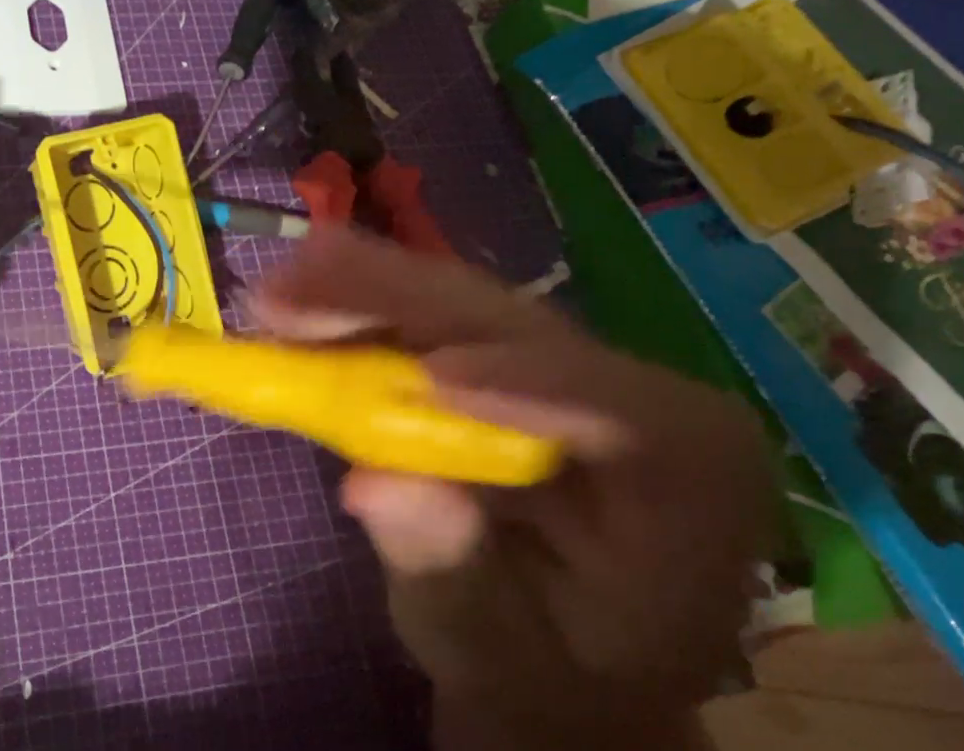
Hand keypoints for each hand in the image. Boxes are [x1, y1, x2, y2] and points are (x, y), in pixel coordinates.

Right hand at [251, 229, 771, 748]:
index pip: (644, 422)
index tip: (429, 377)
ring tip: (275, 294)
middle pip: (528, 331)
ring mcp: (560, 373)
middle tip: (296, 290)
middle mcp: (633, 407)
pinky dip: (358, 309)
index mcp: (687, 494)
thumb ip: (451, 577)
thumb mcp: (494, 654)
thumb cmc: (542, 674)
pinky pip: (428, 318)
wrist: (550, 655)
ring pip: (467, 306)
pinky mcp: (499, 361)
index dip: (536, 383)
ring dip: (365, 290)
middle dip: (406, 302)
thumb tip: (379, 486)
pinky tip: (297, 309)